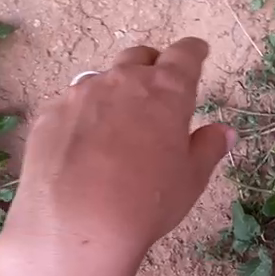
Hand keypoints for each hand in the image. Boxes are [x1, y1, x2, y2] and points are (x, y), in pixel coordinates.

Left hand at [1, 38, 233, 275]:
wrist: (76, 224)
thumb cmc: (147, 201)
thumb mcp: (191, 180)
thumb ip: (208, 148)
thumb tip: (224, 131)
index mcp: (165, 91)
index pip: (184, 56)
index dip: (193, 52)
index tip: (198, 51)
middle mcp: (121, 81)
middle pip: (139, 58)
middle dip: (153, 66)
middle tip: (159, 90)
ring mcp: (80, 95)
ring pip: (102, 80)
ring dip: (116, 92)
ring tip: (120, 125)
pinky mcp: (50, 115)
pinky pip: (72, 106)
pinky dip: (85, 117)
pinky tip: (85, 148)